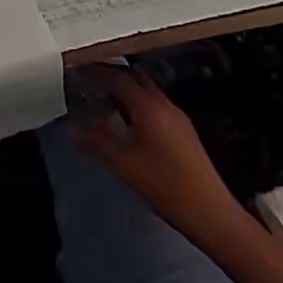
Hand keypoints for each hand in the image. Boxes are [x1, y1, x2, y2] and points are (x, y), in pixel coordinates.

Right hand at [70, 65, 249, 246]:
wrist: (208, 210)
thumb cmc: (163, 184)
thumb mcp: (121, 162)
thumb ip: (95, 142)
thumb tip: (73, 131)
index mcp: (149, 107)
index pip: (119, 78)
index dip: (96, 72)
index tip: (78, 71)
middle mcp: (165, 105)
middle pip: (136, 78)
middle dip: (112, 77)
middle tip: (89, 83)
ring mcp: (177, 118)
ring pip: (147, 93)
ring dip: (125, 93)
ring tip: (103, 104)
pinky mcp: (184, 132)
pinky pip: (155, 107)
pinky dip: (136, 107)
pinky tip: (126, 125)